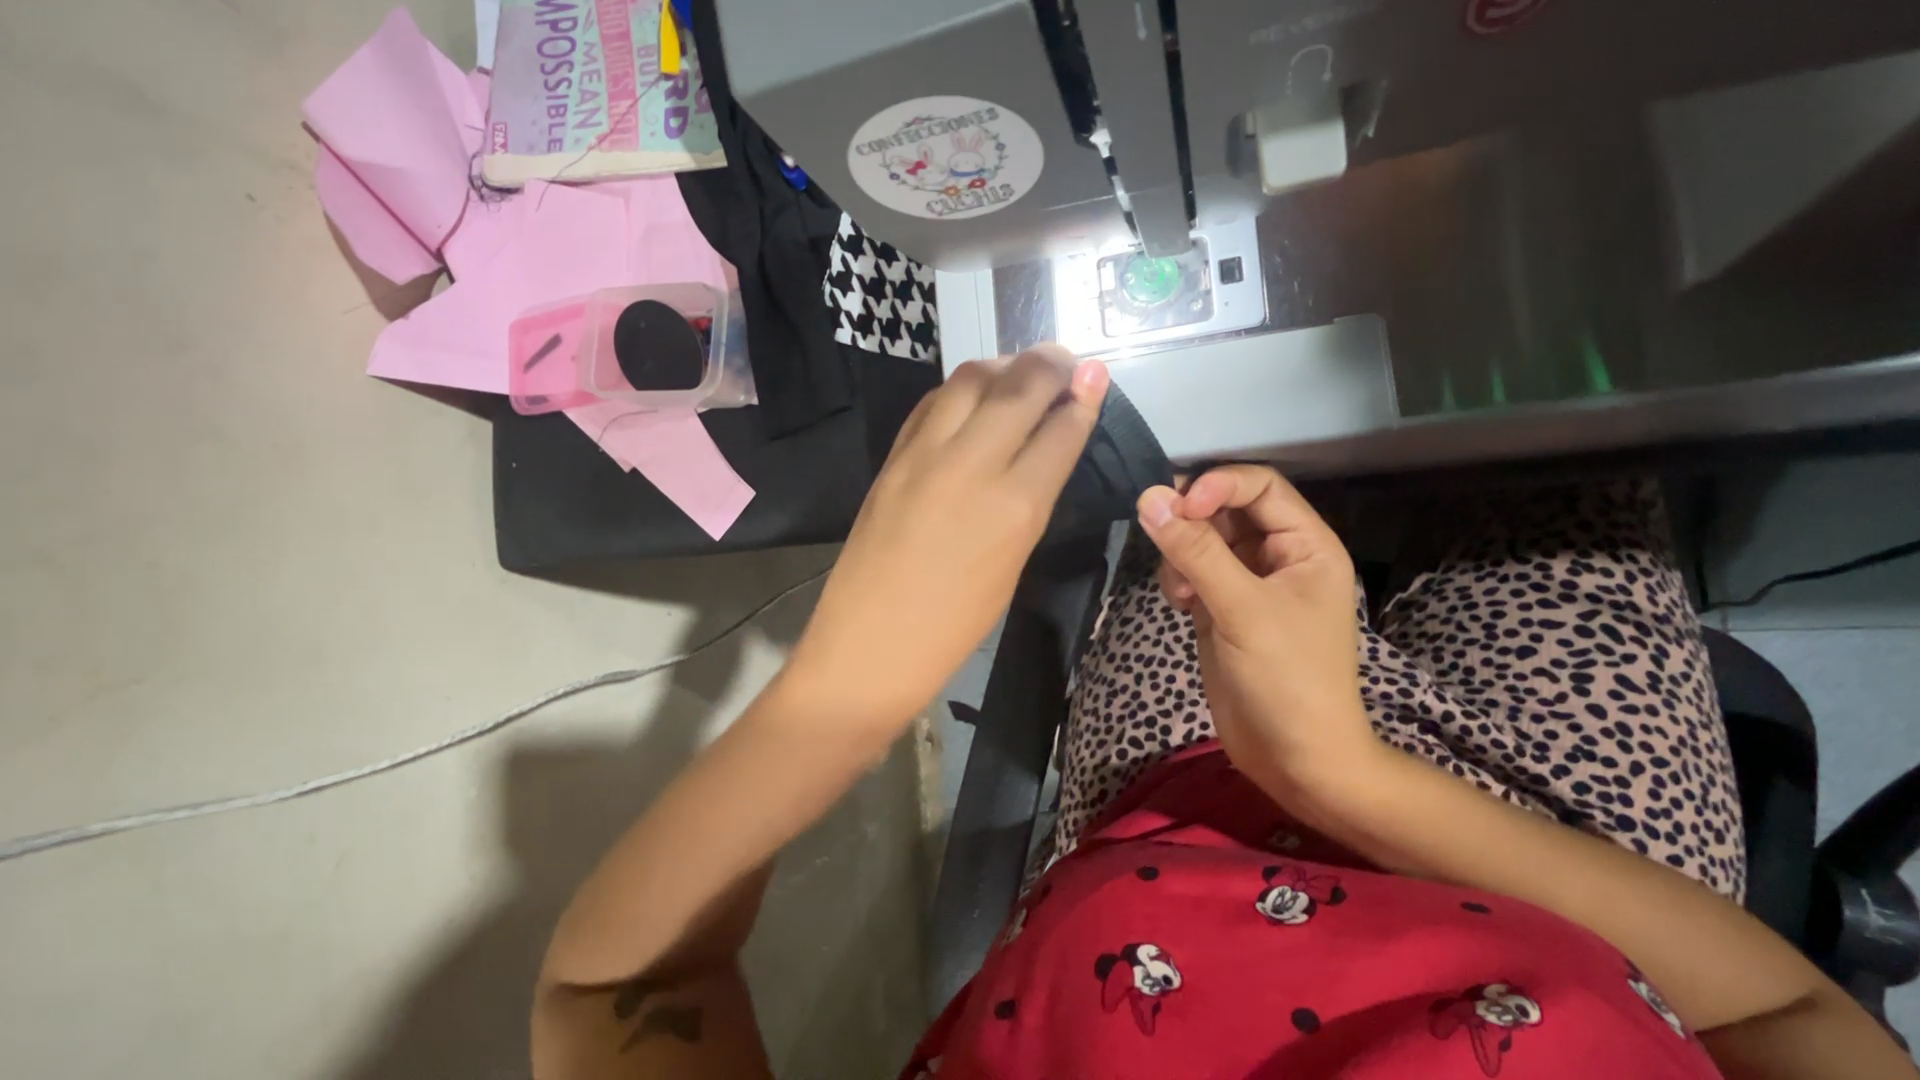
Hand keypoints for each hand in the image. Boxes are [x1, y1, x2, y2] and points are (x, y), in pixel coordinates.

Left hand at [787, 346, 1108, 733]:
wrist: (871, 643)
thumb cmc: (954, 625)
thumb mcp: (1013, 564)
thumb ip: (1031, 500)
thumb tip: (1045, 451)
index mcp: (1015, 506)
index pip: (1060, 429)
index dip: (1084, 397)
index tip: (1095, 376)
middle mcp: (971, 465)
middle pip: (1019, 387)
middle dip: (1051, 363)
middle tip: (1066, 358)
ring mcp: (925, 455)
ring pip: (970, 380)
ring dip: (1004, 365)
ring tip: (1022, 369)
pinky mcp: (893, 457)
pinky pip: (932, 402)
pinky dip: (961, 389)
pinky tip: (974, 395)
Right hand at [1135, 465, 1376, 796]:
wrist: (1295, 757)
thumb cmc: (1287, 678)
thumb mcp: (1242, 609)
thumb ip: (1195, 552)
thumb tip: (1150, 498)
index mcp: (1306, 545)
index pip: (1261, 487)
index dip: (1219, 485)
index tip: (1180, 506)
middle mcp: (1279, 557)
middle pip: (1227, 510)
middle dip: (1193, 521)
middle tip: (1160, 536)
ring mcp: (1250, 585)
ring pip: (1204, 542)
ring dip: (1182, 554)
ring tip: (1180, 589)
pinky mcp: (1223, 611)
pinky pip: (1194, 574)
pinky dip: (1179, 580)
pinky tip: (1180, 604)